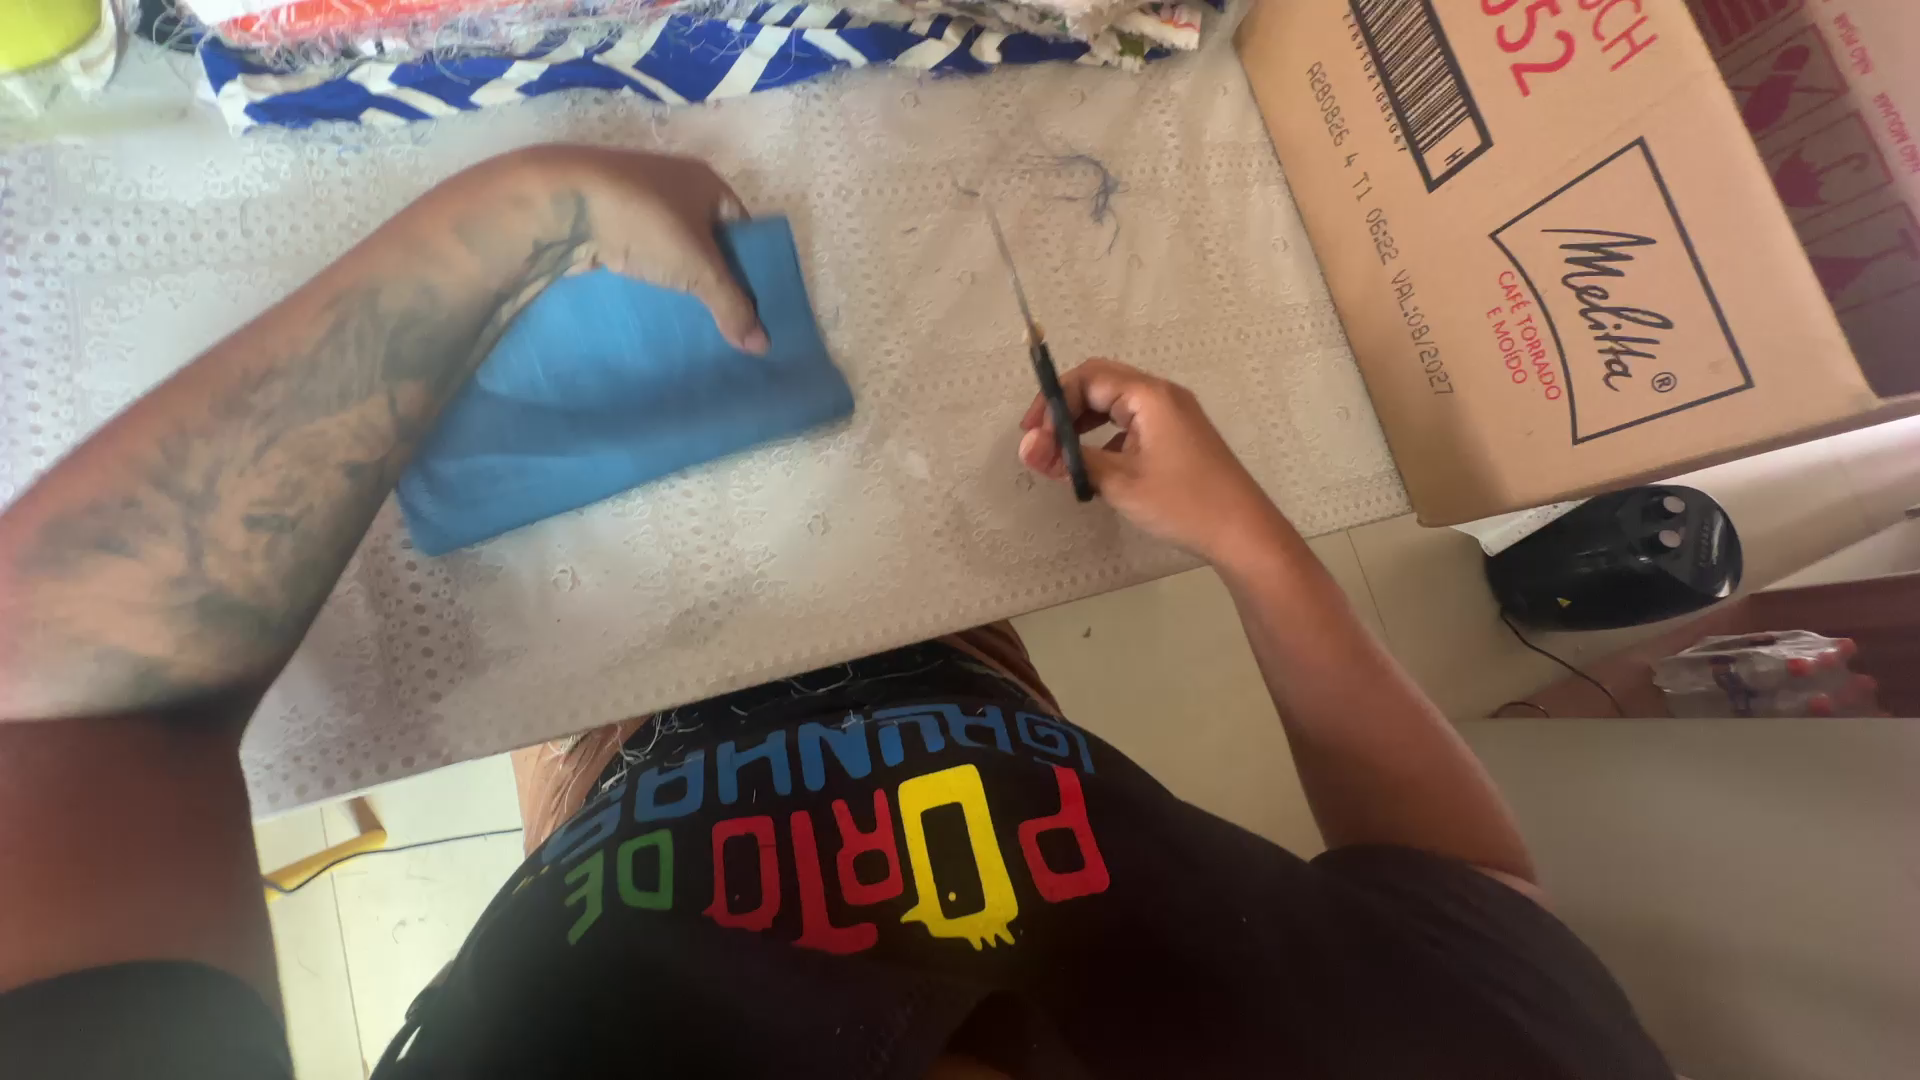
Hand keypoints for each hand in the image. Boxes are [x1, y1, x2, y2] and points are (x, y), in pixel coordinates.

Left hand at [503, 146, 769, 353]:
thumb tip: (763, 347)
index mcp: (707, 182)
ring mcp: (638, 199)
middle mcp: (676, 184)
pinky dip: (654, 276)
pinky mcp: (608, 217)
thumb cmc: (646, 222)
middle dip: (718, 278)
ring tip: (696, 317)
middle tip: (728, 318)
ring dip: (684, 280)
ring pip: (676, 248)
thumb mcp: (700, 269)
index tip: (752, 304)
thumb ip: (733, 307)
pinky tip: (658, 303)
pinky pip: (645, 253)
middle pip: (711, 241)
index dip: (752, 267)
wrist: (559, 202)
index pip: (745, 230)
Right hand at [1018, 358, 1286, 564]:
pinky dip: (1105, 437)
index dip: (1054, 402)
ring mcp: (1173, 415)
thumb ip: (1070, 461)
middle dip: (1065, 409)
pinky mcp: (1177, 436)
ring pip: (1115, 404)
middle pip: (1101, 384)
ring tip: (1060, 453)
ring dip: (1083, 423)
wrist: (1243, 531)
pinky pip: (1131, 423)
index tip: (1033, 436)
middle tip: (1040, 440)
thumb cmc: (1182, 503)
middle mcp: (1161, 396)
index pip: (1088, 379)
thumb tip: (1026, 449)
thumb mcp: (1119, 482)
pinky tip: (1094, 465)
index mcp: (1149, 397)